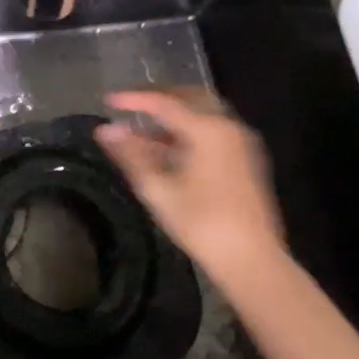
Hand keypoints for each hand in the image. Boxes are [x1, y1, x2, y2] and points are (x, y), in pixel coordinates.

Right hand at [97, 88, 284, 273]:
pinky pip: (213, 129)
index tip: (109, 99)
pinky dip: (189, 129)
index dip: (133, 99)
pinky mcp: (246, 158)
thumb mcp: (159, 190)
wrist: (252, 260)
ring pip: (202, 113)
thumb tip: (105, 131)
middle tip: (130, 105)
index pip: (164, 102)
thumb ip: (131, 155)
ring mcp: (241, 142)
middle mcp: (227, 126)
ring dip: (173, 114)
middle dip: (157, 98)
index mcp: (207, 130)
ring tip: (144, 127)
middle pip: (188, 97)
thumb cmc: (202, 224)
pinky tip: (169, 147)